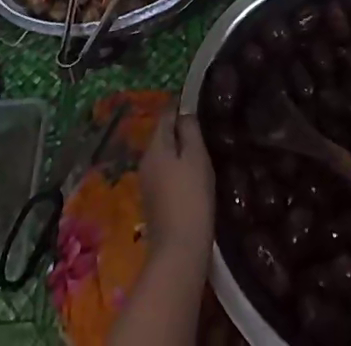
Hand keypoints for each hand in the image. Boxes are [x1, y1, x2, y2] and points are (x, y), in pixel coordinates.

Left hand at [139, 112, 213, 257]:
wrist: (179, 249)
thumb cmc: (191, 197)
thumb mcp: (196, 158)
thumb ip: (190, 131)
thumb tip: (184, 112)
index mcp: (155, 146)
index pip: (165, 115)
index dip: (180, 106)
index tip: (198, 102)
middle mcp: (146, 160)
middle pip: (163, 135)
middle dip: (180, 128)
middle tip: (205, 125)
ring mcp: (147, 182)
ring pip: (164, 155)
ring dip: (179, 149)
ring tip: (202, 149)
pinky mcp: (154, 200)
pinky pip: (165, 173)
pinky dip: (178, 168)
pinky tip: (193, 174)